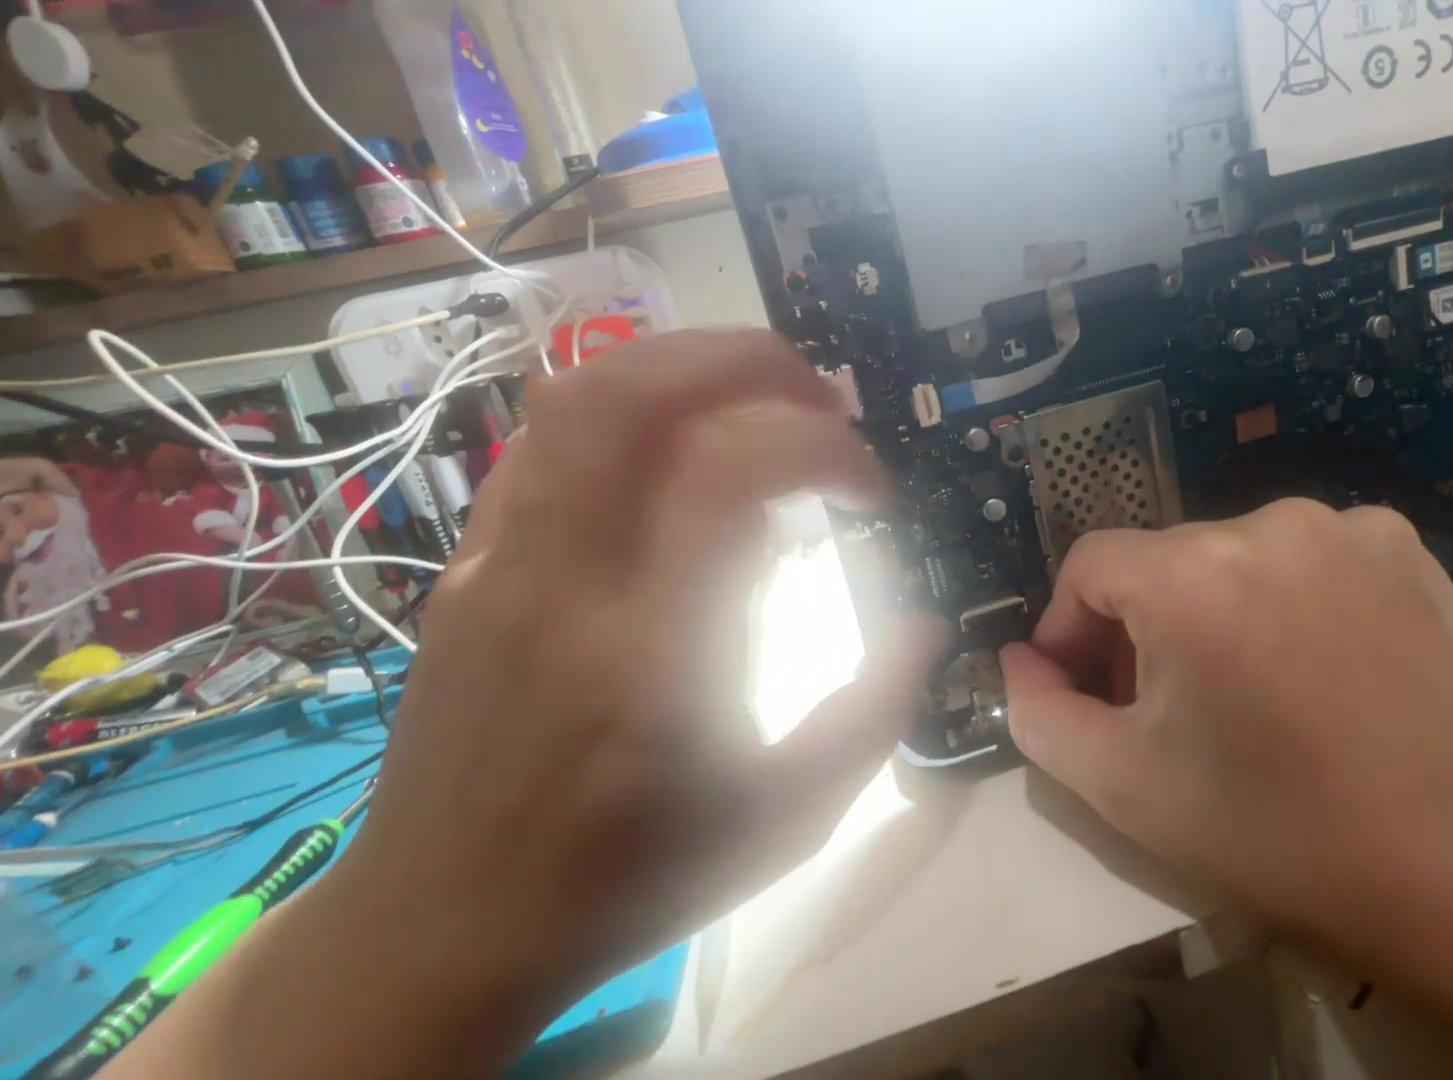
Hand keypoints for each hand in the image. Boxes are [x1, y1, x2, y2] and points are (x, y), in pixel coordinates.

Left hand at [324, 332, 942, 1046]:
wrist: (442, 927)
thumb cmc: (631, 881)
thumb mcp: (784, 822)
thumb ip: (872, 716)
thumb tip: (928, 626)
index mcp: (650, 655)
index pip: (733, 474)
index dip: (825, 449)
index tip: (875, 492)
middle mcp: (561, 584)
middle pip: (633, 395)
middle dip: (747, 360)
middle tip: (821, 397)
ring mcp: (498, 566)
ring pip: (574, 400)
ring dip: (682, 370)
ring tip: (756, 404)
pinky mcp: (466, 569)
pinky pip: (543, 446)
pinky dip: (626, 418)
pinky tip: (674, 459)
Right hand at [1000, 501, 1452, 968]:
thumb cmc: (1281, 835)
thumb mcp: (1124, 787)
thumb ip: (1038, 715)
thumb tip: (1022, 662)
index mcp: (1195, 577)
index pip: (1089, 565)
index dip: (1069, 629)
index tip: (1082, 689)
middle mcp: (1269, 525)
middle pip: (1161, 563)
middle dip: (1142, 629)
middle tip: (1164, 710)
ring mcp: (1349, 529)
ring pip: (1231, 557)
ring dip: (1211, 611)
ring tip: (1243, 693)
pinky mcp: (1407, 547)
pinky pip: (1304, 558)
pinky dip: (1283, 600)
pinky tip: (1312, 667)